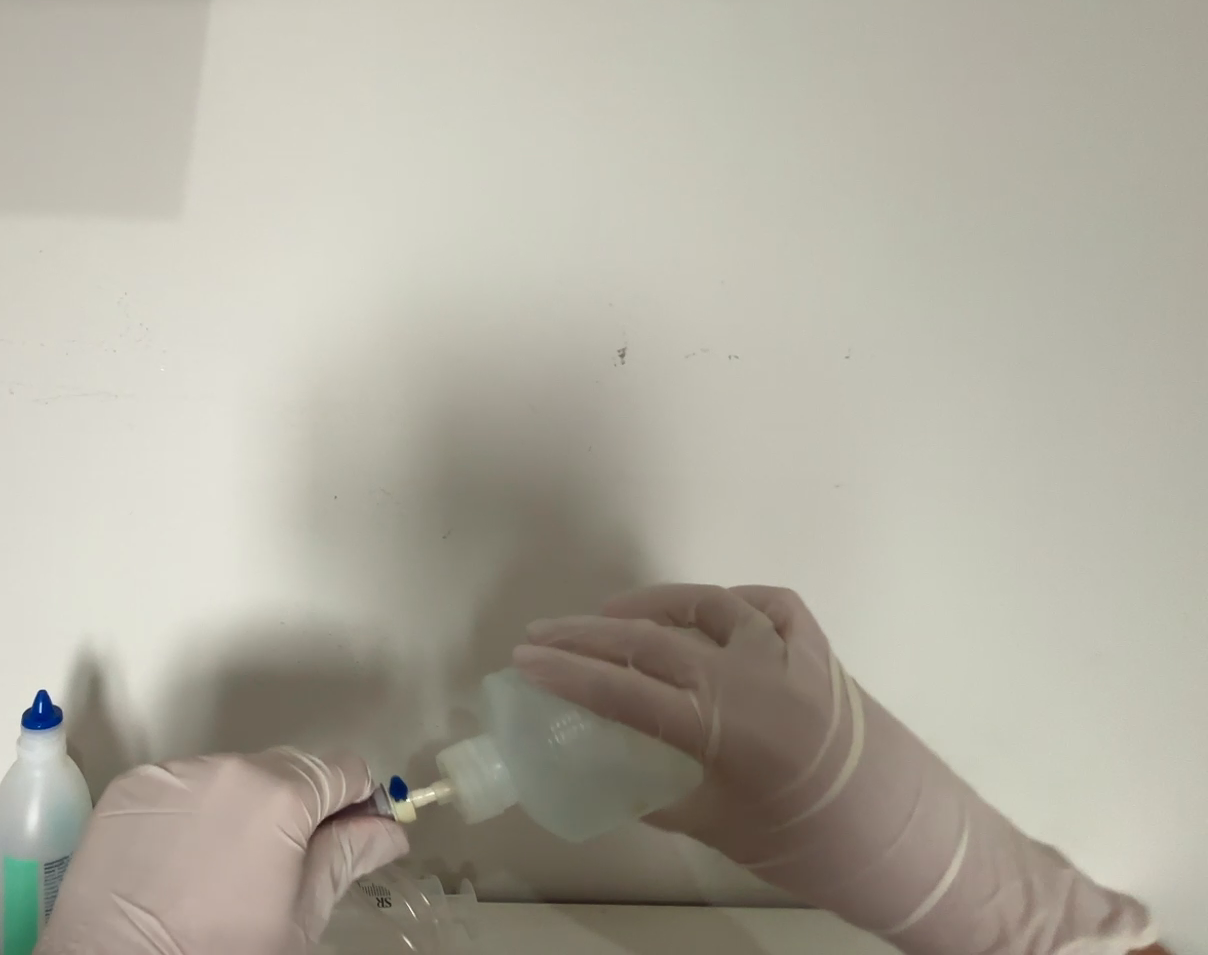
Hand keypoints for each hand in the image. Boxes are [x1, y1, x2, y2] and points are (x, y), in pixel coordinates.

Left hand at [36, 748, 407, 954]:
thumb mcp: (299, 920)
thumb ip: (346, 858)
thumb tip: (388, 829)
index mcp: (281, 794)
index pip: (342, 768)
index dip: (353, 800)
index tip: (348, 831)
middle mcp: (228, 765)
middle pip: (284, 768)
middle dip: (296, 804)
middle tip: (282, 864)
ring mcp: (175, 770)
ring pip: (229, 775)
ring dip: (239, 806)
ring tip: (221, 866)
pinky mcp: (133, 784)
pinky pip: (179, 784)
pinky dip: (189, 810)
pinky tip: (179, 858)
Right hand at [516, 584, 1154, 954]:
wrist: (944, 865)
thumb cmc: (826, 858)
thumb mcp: (728, 833)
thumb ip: (660, 798)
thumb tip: (608, 778)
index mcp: (732, 735)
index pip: (624, 693)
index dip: (566, 674)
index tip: (523, 660)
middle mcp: (758, 684)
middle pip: (650, 642)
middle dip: (583, 634)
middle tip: (540, 634)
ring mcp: (794, 662)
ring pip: (707, 607)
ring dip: (650, 604)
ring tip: (612, 615)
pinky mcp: (823, 658)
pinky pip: (771, 608)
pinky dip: (732, 602)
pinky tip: (706, 615)